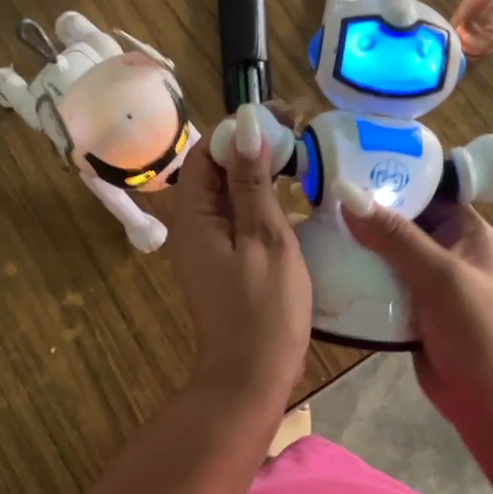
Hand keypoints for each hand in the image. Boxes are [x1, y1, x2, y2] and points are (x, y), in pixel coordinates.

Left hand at [167, 104, 312, 400]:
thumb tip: (245, 126)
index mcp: (193, 215)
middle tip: (300, 133)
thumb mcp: (265, 239)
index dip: (242, 128)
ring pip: (229, 191)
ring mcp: (206, 244)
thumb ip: (253, 182)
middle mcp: (191, 224)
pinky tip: (291, 195)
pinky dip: (261, 198)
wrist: (250, 377)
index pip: (208, 151)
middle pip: (216, 169)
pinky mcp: (223, 259)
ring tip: (301, 157)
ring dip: (259, 170)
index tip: (283, 117)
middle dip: (253, 146)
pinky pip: (237, 215)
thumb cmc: (262, 310)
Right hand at [334, 182, 492, 430]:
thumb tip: (347, 194)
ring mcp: (427, 284)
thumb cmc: (480, 333)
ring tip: (311, 225)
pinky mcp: (408, 312)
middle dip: (364, 210)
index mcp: (467, 233)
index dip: (393, 173)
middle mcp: (447, 251)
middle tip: (316, 194)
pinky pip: (378, 286)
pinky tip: (323, 269)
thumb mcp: (440, 277)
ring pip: (384, 254)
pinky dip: (355, 278)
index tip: (347, 160)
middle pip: (401, 220)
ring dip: (355, 245)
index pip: (429, 188)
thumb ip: (395, 237)